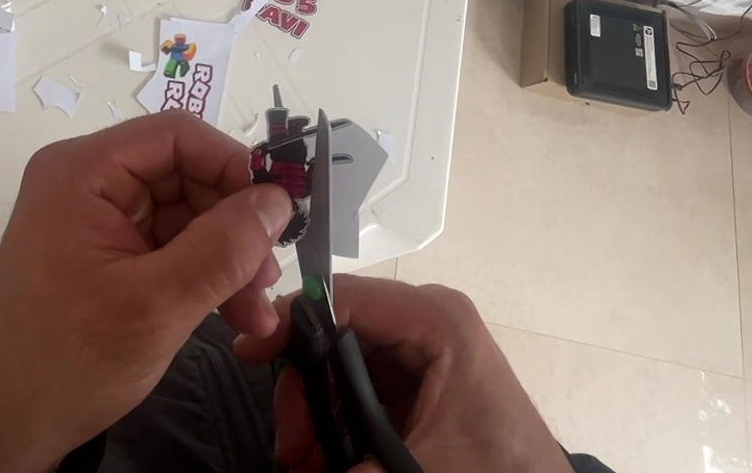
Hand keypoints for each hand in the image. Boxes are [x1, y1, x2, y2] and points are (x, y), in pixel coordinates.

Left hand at [0, 113, 294, 472]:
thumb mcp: (155, 306)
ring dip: (226, 255)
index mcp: (83, 171)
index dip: (231, 163)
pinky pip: (170, 242)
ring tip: (255, 308)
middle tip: (267, 275)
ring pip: (186, 211)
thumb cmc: (66, 363)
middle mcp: (88, 180)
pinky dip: (204, 273)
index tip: (275, 208)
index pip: (175, 135)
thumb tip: (279, 200)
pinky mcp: (107, 249)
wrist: (1, 429)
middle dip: (233, 223)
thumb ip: (223, 249)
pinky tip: (234, 311)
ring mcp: (97, 215)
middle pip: (185, 173)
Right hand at [234, 276, 574, 472]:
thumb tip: (297, 466)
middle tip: (290, 447)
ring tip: (304, 462)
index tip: (252, 351)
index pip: (347, 296)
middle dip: (304, 388)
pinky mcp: (413, 375)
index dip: (294, 319)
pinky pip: (356, 383)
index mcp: (435, 319)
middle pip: (336, 331)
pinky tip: (324, 456)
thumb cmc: (499, 472)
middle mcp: (422, 318)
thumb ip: (360, 465)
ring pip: (339, 360)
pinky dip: (334, 418)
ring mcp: (417, 345)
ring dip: (314, 410)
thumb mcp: (428, 468)